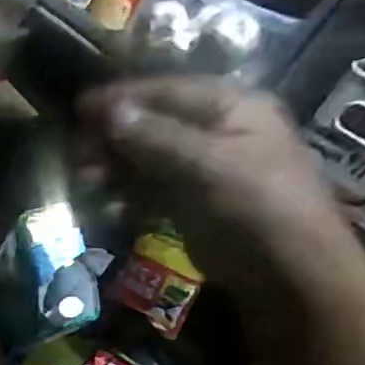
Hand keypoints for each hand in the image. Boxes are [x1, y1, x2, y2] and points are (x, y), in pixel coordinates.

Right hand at [76, 77, 346, 270]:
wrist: (288, 273)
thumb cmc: (255, 206)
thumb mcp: (206, 164)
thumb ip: (155, 137)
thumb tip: (110, 111)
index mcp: (231, 108)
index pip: (166, 92)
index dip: (121, 98)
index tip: (79, 107)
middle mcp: (218, 132)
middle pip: (154, 125)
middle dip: (114, 137)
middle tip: (77, 154)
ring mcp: (206, 171)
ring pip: (150, 160)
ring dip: (116, 168)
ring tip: (85, 181)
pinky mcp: (196, 205)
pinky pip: (155, 191)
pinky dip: (130, 195)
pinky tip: (110, 205)